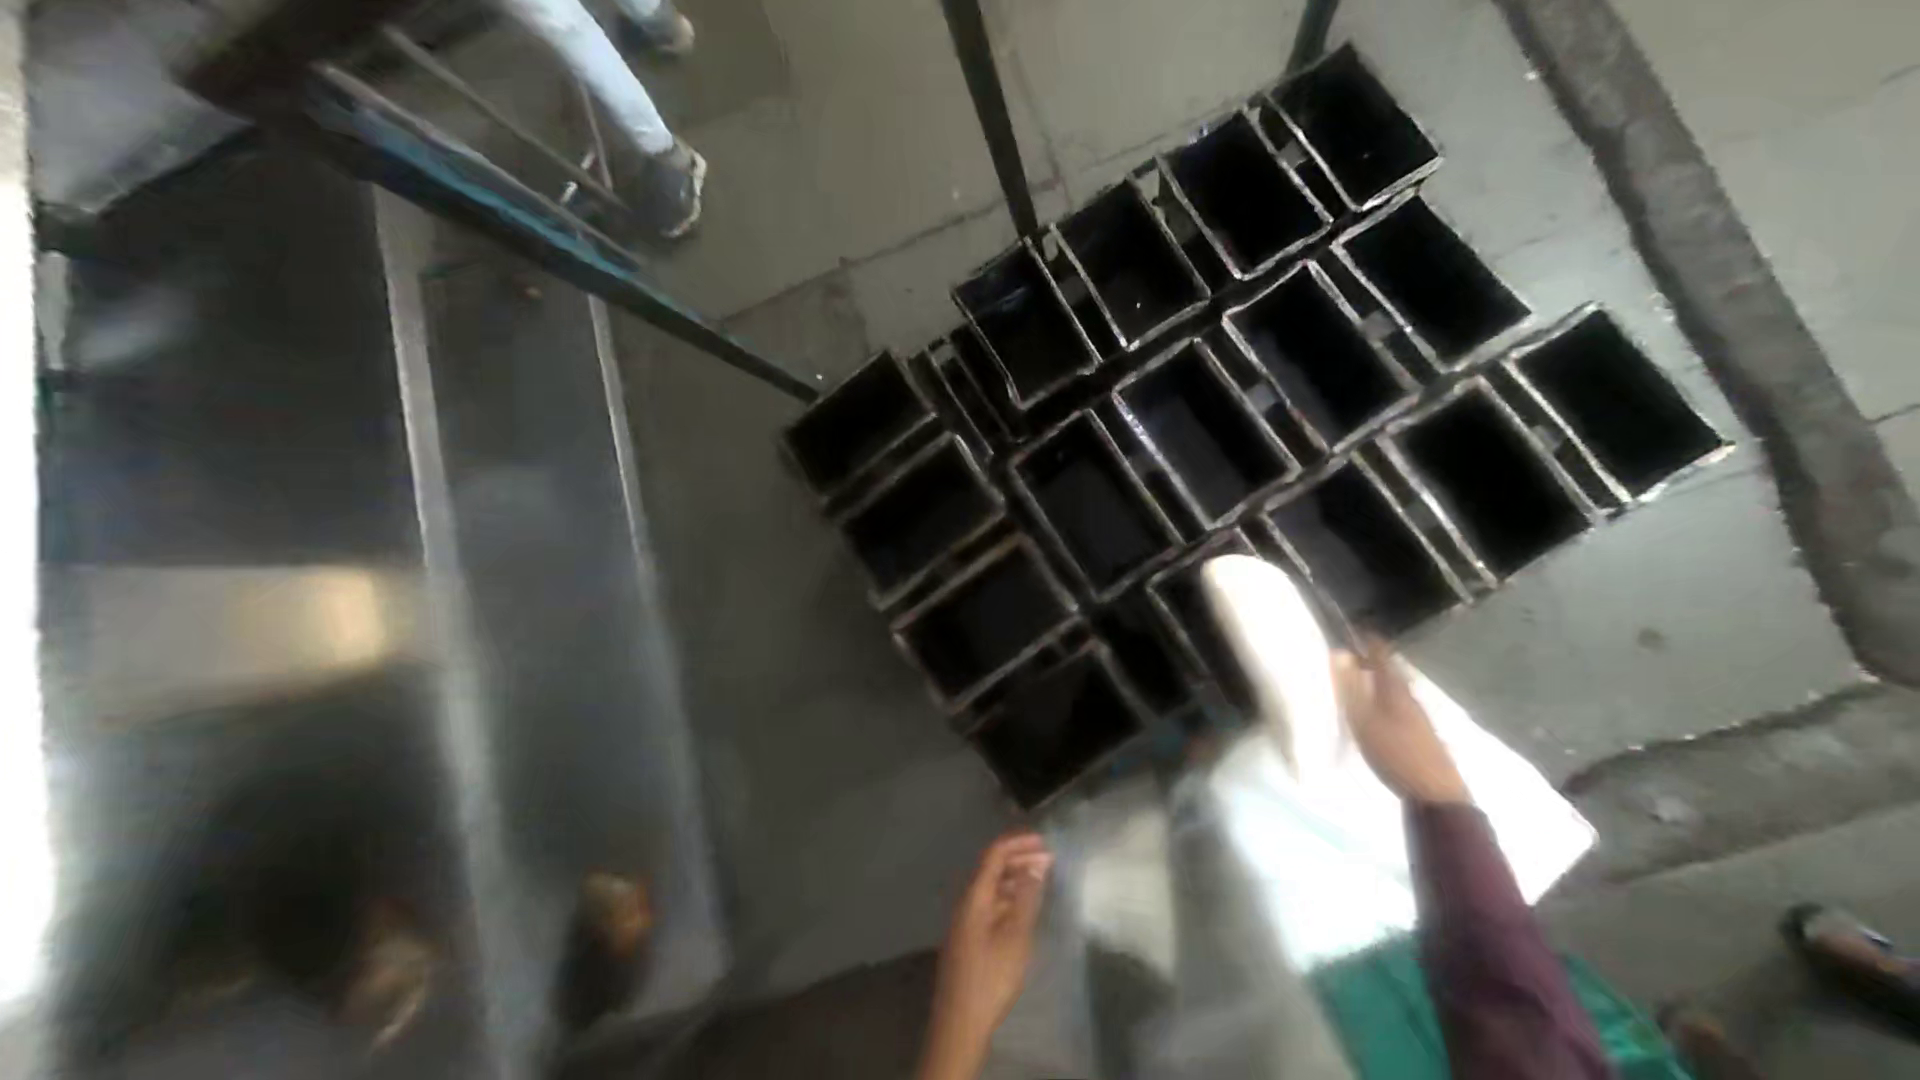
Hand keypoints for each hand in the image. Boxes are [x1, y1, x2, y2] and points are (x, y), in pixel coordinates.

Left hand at [916, 831, 1052, 1079]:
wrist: (960, 1023)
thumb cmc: (991, 977)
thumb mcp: (1016, 936)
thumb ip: (1026, 897)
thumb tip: (1036, 863)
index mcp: (974, 896)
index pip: (994, 855)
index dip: (1018, 843)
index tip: (1044, 841)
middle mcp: (966, 902)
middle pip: (990, 868)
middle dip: (1018, 858)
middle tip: (1047, 858)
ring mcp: (964, 920)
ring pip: (990, 887)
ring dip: (1013, 878)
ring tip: (1039, 878)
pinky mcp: (967, 937)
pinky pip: (988, 903)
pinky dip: (1007, 897)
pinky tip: (1022, 908)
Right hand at [1332, 638, 1469, 804]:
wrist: (1435, 793)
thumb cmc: (1394, 752)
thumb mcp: (1363, 720)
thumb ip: (1350, 687)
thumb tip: (1340, 653)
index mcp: (1395, 690)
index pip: (1383, 655)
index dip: (1370, 640)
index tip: (1355, 627)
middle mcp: (1410, 697)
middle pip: (1391, 671)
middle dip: (1372, 659)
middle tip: (1351, 654)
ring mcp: (1419, 716)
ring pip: (1396, 688)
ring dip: (1378, 680)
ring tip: (1359, 679)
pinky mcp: (1422, 733)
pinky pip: (1399, 703)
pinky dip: (1384, 697)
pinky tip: (1376, 709)